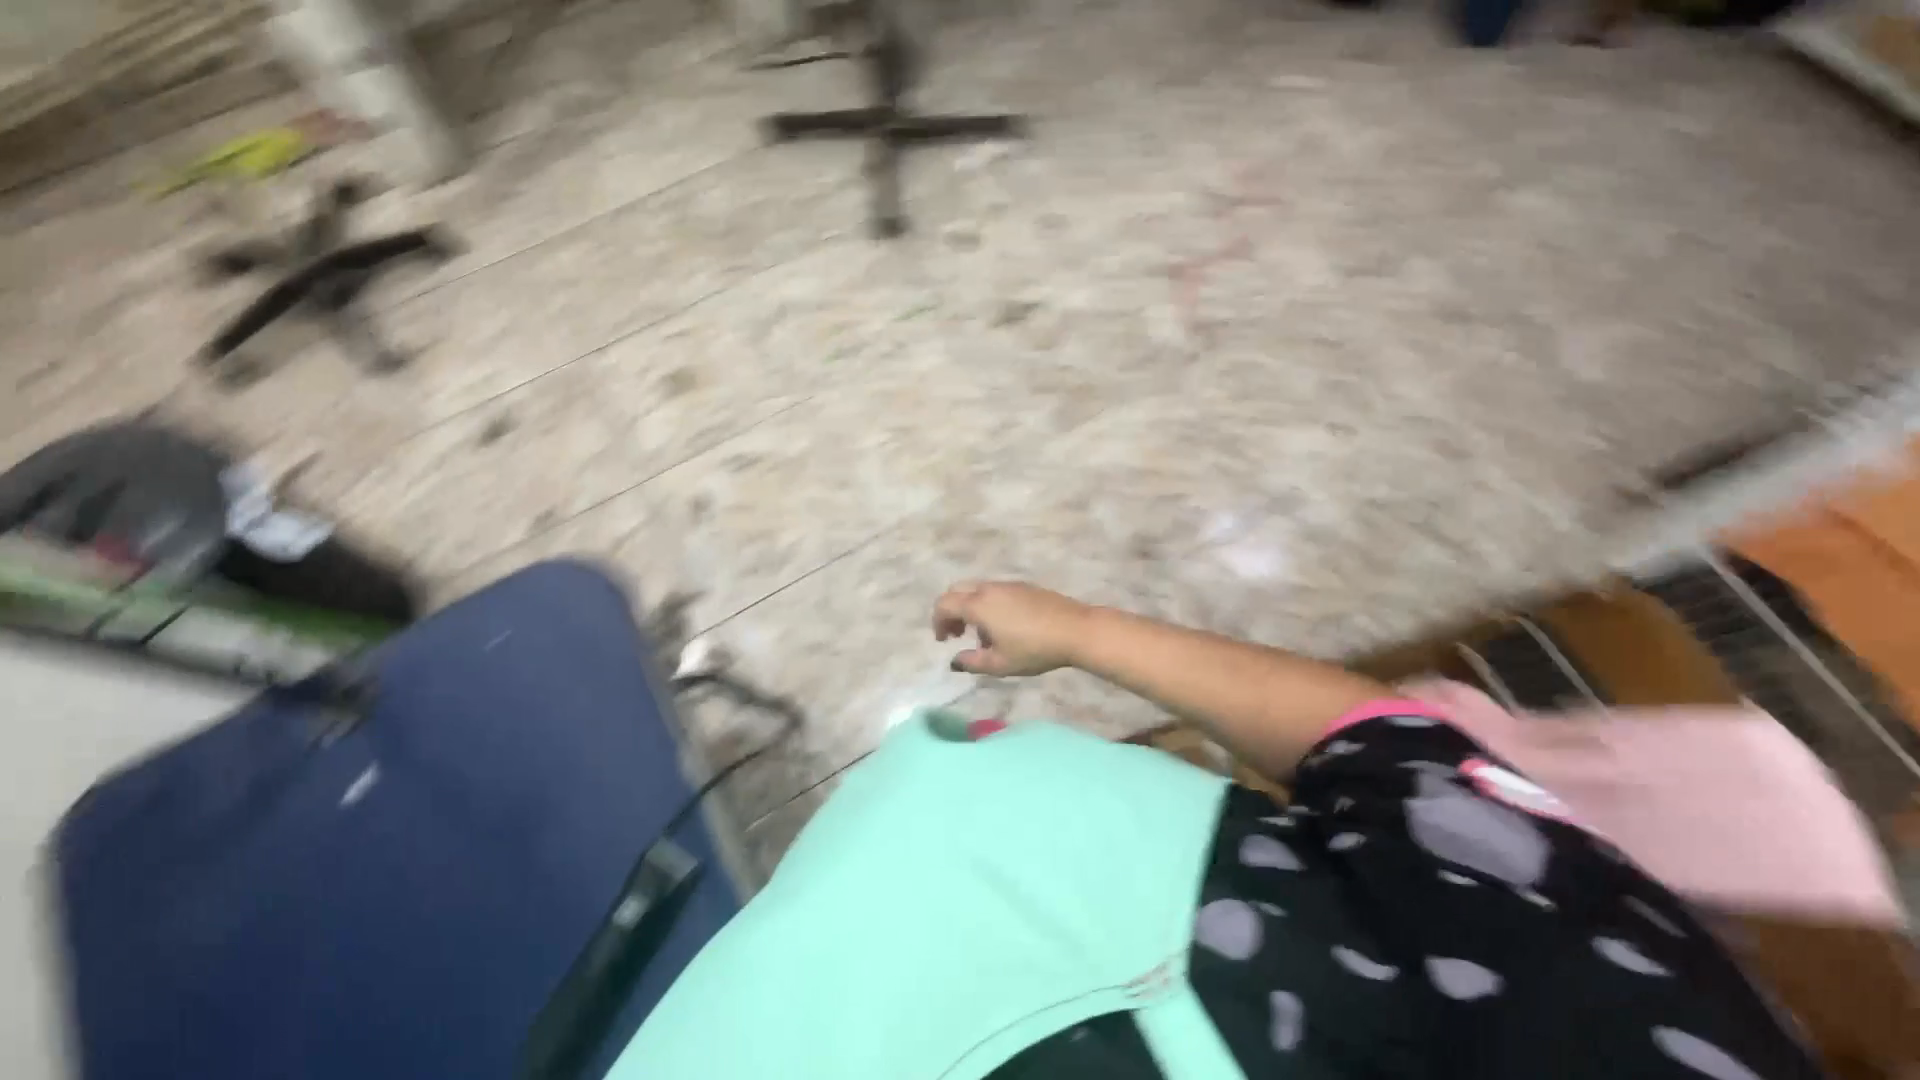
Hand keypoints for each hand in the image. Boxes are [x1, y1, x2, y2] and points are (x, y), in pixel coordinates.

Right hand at [932, 581, 1093, 676]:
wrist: (1076, 630)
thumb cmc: (1034, 649)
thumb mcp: (1000, 664)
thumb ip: (972, 662)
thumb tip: (956, 660)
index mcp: (978, 605)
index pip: (945, 604)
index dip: (938, 622)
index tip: (943, 641)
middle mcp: (990, 589)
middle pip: (958, 591)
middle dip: (951, 611)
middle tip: (956, 634)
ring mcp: (1010, 585)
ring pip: (979, 590)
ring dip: (971, 609)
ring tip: (984, 638)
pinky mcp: (1026, 587)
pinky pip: (997, 592)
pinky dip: (989, 605)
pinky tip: (1005, 628)